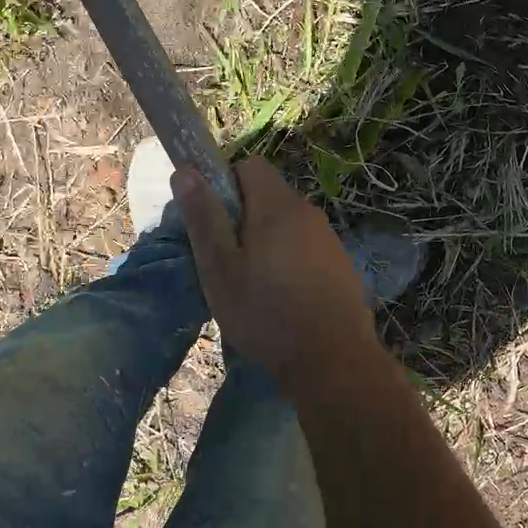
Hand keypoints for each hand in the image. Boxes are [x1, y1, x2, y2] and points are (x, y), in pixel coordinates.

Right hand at [172, 158, 382, 388]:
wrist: (333, 361)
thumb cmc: (266, 313)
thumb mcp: (220, 268)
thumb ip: (204, 218)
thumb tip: (186, 171)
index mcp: (278, 206)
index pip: (251, 166)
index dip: (226, 185)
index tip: (214, 222)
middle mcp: (309, 213)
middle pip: (270, 198)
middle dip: (244, 220)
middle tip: (227, 263)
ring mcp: (330, 241)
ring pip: (289, 227)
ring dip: (268, 245)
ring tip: (252, 288)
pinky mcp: (342, 268)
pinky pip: (307, 251)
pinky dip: (290, 265)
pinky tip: (282, 302)